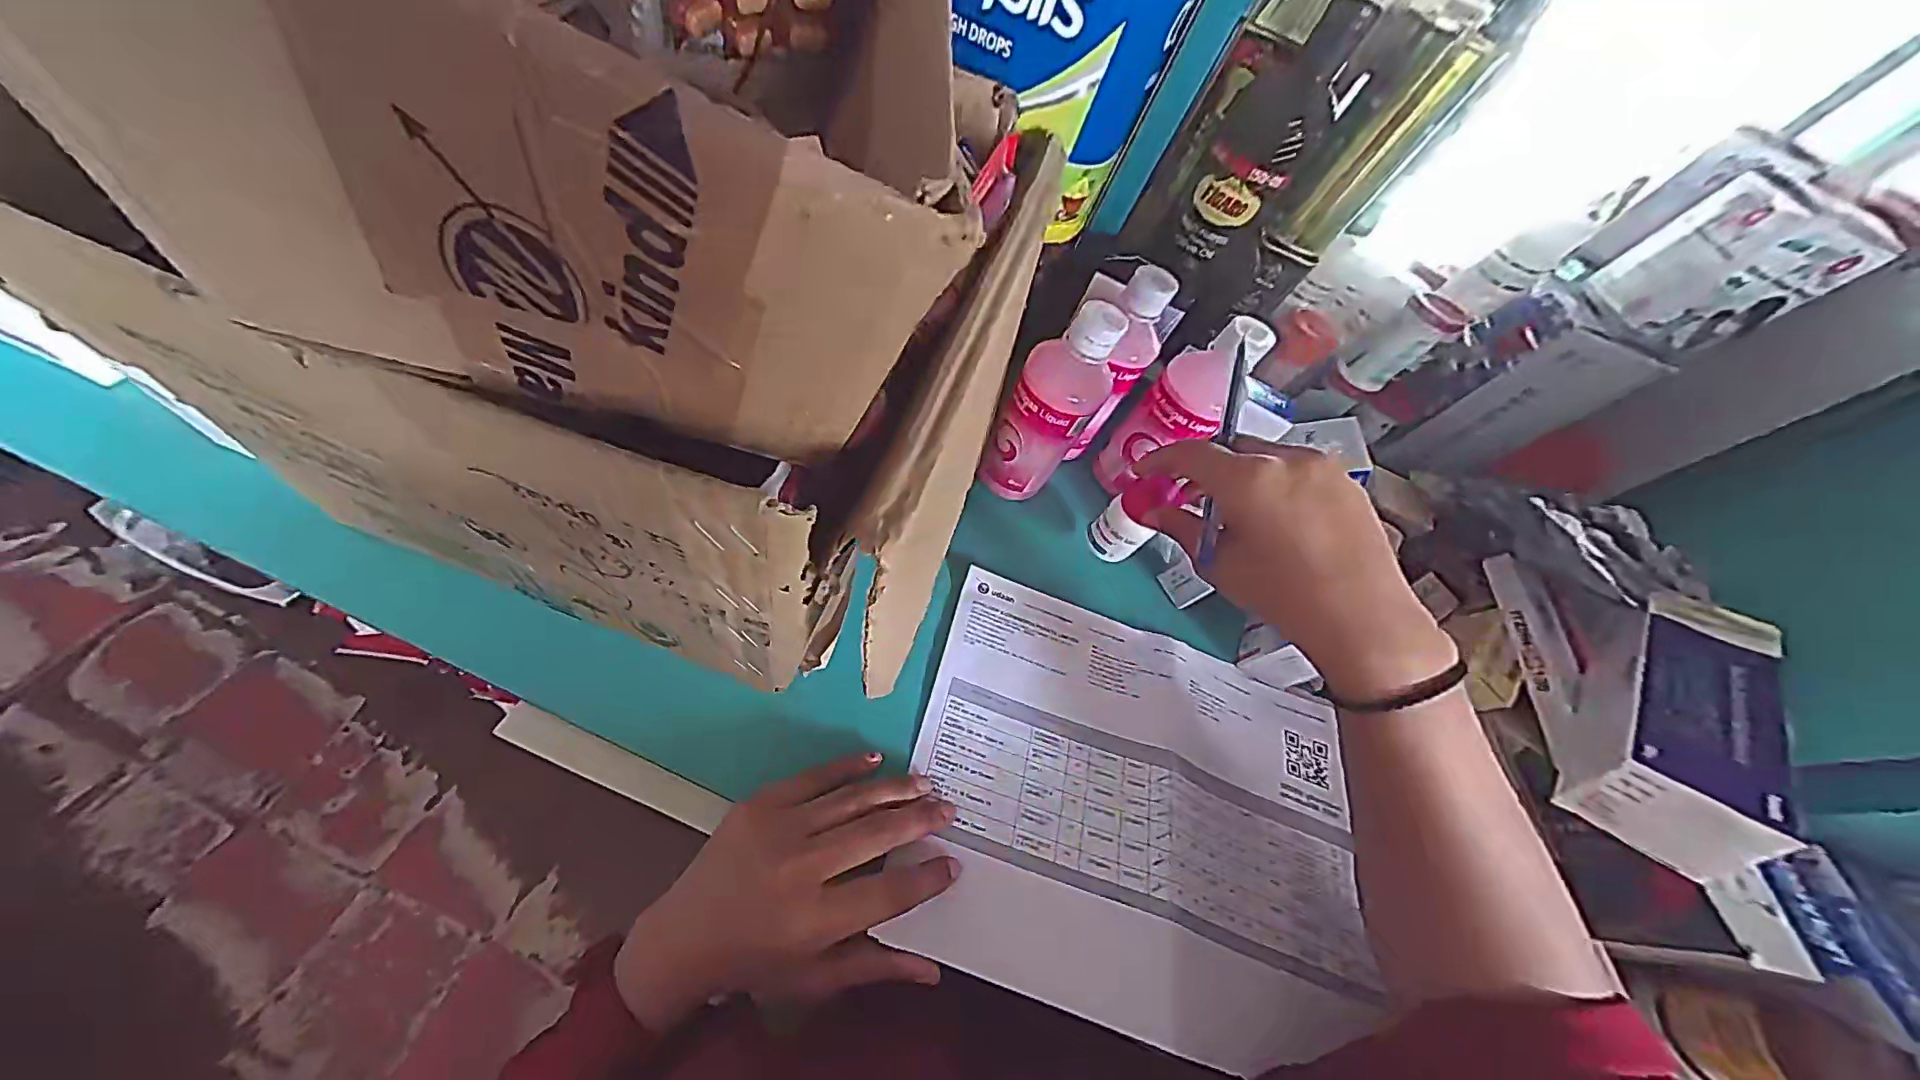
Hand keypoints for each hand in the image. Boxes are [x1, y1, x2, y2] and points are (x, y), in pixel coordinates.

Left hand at [613, 753, 959, 1029]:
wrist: (683, 935)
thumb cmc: (755, 962)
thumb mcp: (814, 979)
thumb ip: (874, 967)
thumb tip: (933, 971)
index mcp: (813, 920)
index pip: (888, 893)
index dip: (927, 877)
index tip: (954, 863)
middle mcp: (799, 869)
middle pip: (876, 834)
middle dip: (921, 819)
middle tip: (949, 809)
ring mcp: (777, 829)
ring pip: (852, 800)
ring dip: (895, 789)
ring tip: (926, 783)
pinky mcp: (760, 804)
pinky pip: (815, 777)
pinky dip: (848, 766)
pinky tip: (878, 760)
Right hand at [1136, 438, 1456, 702]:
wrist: (1360, 617)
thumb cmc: (1283, 595)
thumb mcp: (1219, 563)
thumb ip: (1181, 528)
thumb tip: (1155, 512)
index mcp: (1248, 479)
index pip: (1191, 453)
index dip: (1161, 460)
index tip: (1146, 471)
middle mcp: (1286, 461)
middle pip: (1229, 449)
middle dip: (1202, 469)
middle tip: (1186, 496)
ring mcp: (1321, 467)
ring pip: (1264, 457)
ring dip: (1239, 475)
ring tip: (1230, 511)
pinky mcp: (1345, 481)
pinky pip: (1295, 469)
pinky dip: (1272, 483)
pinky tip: (1269, 517)